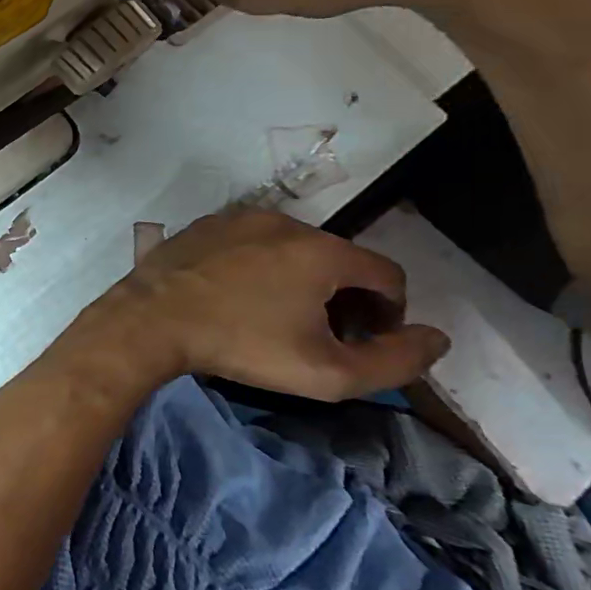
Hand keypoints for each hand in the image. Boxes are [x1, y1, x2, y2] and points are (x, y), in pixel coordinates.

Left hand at [74, 211, 449, 400]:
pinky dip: (260, 266)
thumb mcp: (327, 373)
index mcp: (324, 250)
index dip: (389, 312)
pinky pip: (252, 243)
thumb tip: (437, 338)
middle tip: (320, 336)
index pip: (387, 274)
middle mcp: (287, 220)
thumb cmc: (243, 345)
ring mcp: (241, 217)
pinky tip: (238, 297)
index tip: (365, 341)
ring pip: (293, 249)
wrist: (153, 319)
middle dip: (344, 297)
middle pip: (339, 259)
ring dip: (301, 280)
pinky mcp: (207, 223)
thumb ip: (394, 361)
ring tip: (275, 318)